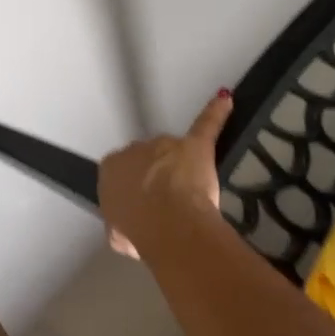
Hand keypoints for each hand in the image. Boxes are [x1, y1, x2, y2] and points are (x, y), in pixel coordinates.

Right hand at [99, 92, 231, 257]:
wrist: (168, 226)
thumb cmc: (139, 231)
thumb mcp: (118, 235)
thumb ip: (121, 224)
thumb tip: (128, 229)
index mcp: (110, 168)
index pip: (123, 173)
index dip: (136, 189)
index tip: (145, 204)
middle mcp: (132, 150)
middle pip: (147, 159)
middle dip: (156, 178)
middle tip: (168, 204)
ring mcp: (163, 145)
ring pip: (173, 154)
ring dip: (179, 170)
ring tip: (191, 197)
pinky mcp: (194, 145)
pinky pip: (205, 125)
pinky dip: (215, 114)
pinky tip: (225, 100)